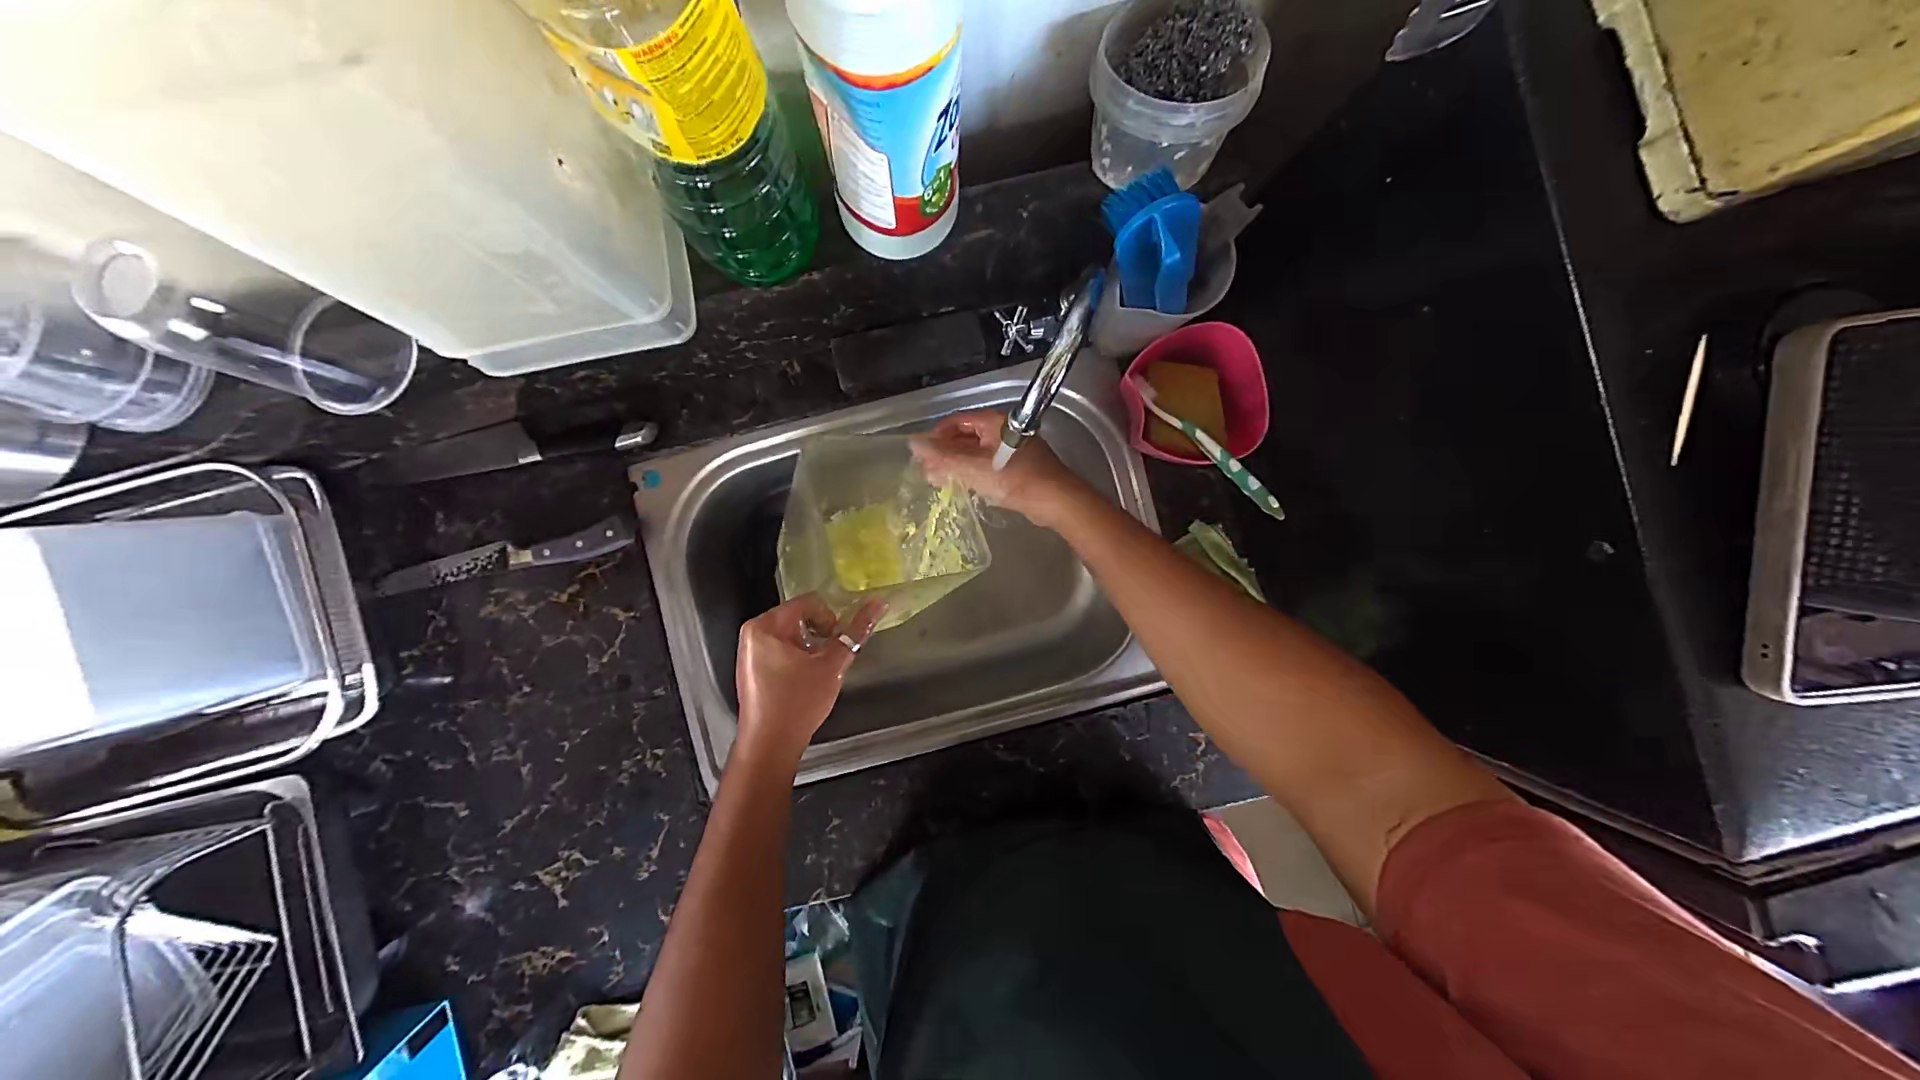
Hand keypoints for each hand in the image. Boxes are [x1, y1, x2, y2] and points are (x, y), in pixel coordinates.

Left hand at [734, 594, 885, 767]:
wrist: (770, 746)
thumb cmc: (797, 704)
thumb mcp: (832, 665)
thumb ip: (855, 632)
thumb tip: (877, 605)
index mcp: (765, 626)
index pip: (809, 602)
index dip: (832, 618)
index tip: (840, 640)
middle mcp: (753, 634)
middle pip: (799, 617)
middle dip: (821, 634)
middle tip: (832, 656)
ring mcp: (750, 652)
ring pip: (793, 635)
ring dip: (812, 647)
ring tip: (821, 670)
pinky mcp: (753, 669)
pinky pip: (782, 650)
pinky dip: (799, 658)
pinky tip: (807, 680)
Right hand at [909, 410, 1088, 528]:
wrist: (1055, 500)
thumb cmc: (1016, 479)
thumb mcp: (973, 467)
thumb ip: (943, 457)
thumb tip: (914, 444)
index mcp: (993, 422)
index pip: (956, 421)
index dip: (936, 436)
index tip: (922, 455)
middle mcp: (1002, 430)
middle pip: (965, 437)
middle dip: (945, 454)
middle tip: (927, 472)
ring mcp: (1011, 449)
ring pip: (976, 453)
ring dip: (957, 466)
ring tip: (939, 482)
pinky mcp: (1018, 468)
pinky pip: (988, 466)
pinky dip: (972, 474)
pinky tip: (962, 487)